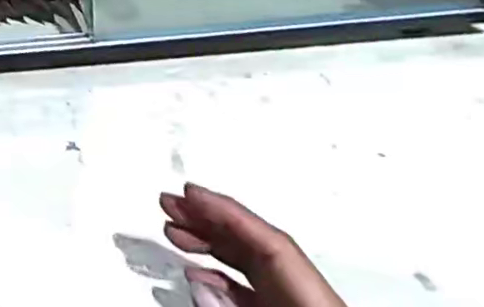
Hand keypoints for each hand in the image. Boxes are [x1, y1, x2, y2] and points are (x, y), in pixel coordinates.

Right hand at [160, 184, 347, 306]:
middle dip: (208, 218)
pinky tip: (194, 271)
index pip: (272, 239)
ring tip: (171, 228)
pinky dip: (219, 273)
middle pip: (257, 244)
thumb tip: (197, 278)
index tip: (188, 188)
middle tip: (169, 200)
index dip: (227, 209)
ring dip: (207, 242)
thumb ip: (233, 301)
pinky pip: (251, 287)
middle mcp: (306, 290)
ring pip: (250, 262)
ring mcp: (294, 300)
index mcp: (314, 292)